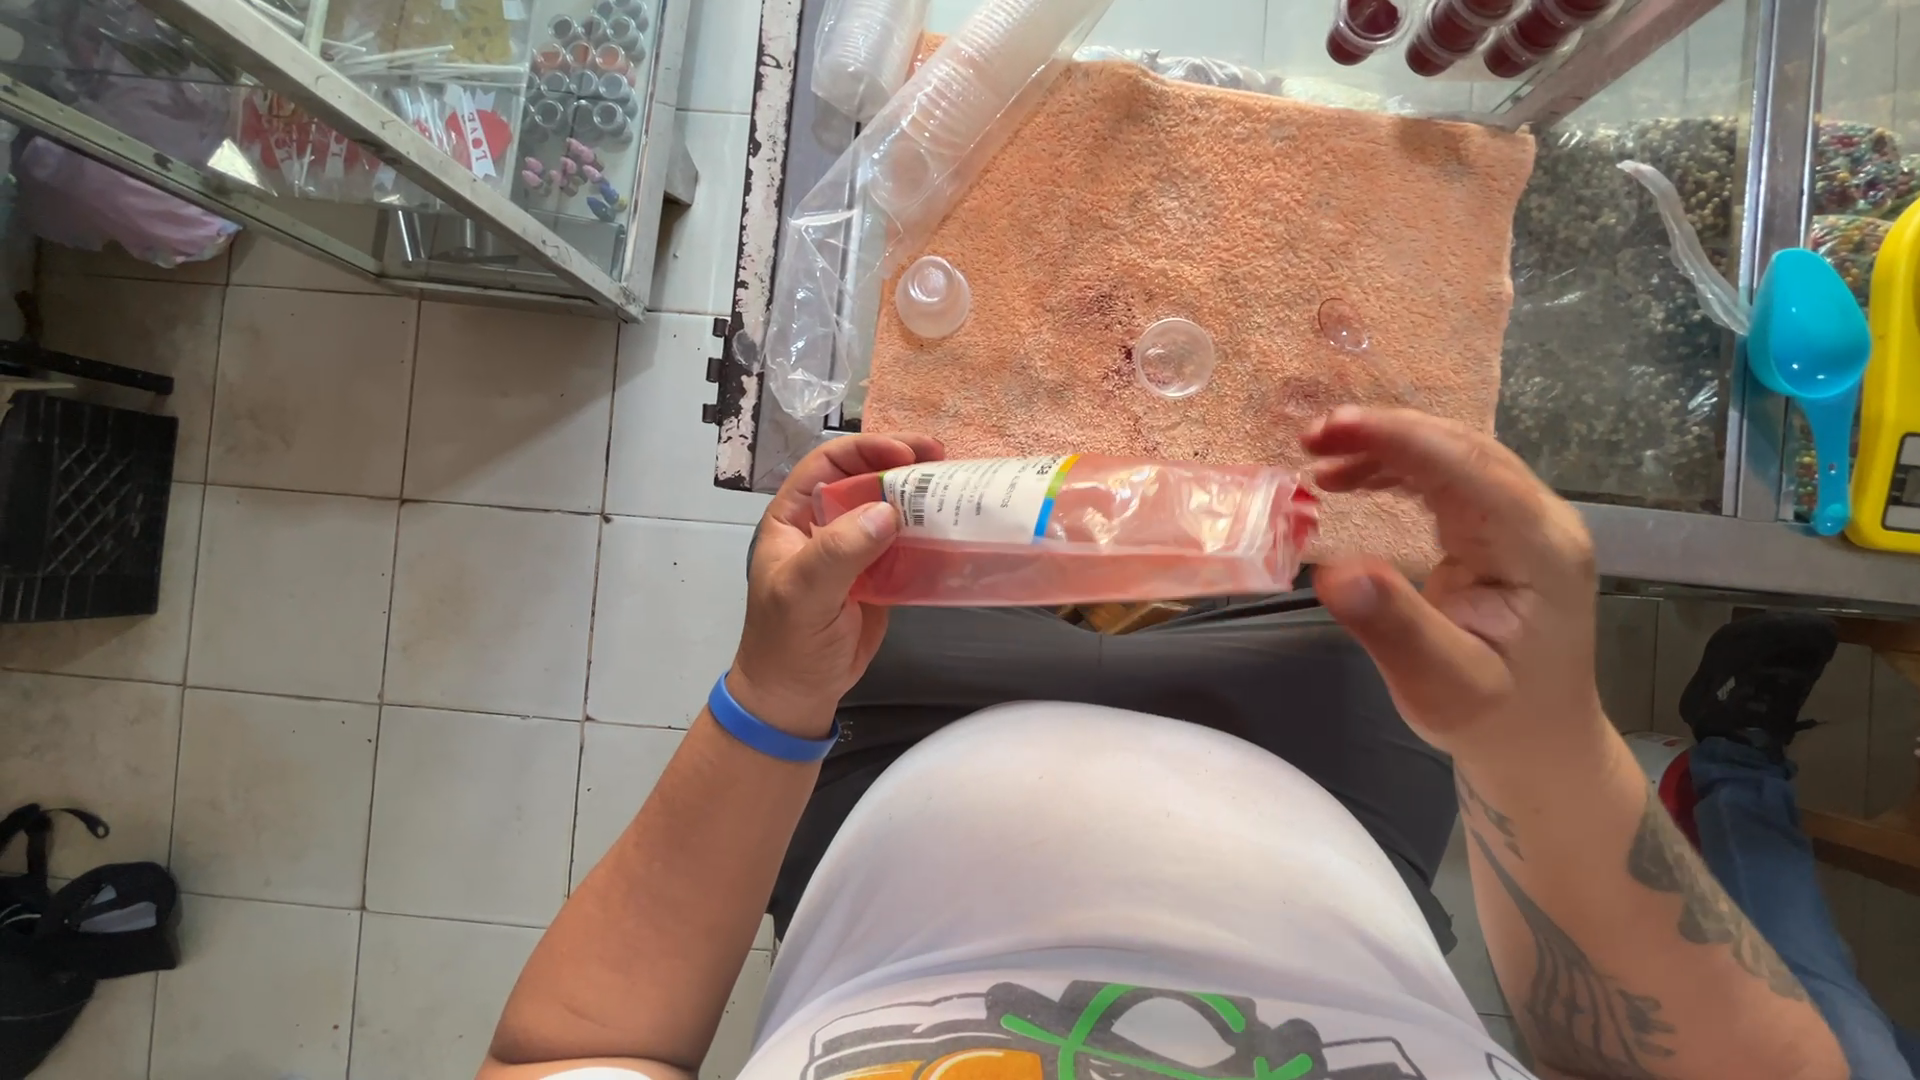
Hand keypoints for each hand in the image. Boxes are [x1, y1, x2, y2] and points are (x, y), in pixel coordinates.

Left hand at [728, 433, 944, 738]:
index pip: (828, 464)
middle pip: (867, 479)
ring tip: (959, 485)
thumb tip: (887, 511)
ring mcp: (856, 550)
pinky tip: (956, 525)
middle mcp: (826, 525)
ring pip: (892, 509)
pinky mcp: (882, 575)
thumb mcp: (804, 594)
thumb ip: (839, 551)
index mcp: (796, 517)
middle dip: (903, 464)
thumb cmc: (788, 643)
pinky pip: (909, 545)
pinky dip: (931, 534)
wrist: (798, 694)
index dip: (865, 450)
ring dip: (923, 495)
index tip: (904, 453)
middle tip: (943, 457)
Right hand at [1303, 407, 1604, 763]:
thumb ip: (1394, 627)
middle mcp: (1539, 523)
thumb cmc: (1494, 718)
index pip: (1470, 470)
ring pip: (1454, 457)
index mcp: (1536, 552)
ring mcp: (1523, 524)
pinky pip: (1447, 479)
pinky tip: (1353, 478)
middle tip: (1312, 435)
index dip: (1400, 440)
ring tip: (1319, 457)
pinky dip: (1395, 469)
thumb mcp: (1441, 685)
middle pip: (1465, 449)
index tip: (1333, 428)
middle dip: (1386, 431)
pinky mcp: (1499, 532)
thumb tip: (1334, 571)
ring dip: (1386, 446)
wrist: (1537, 740)